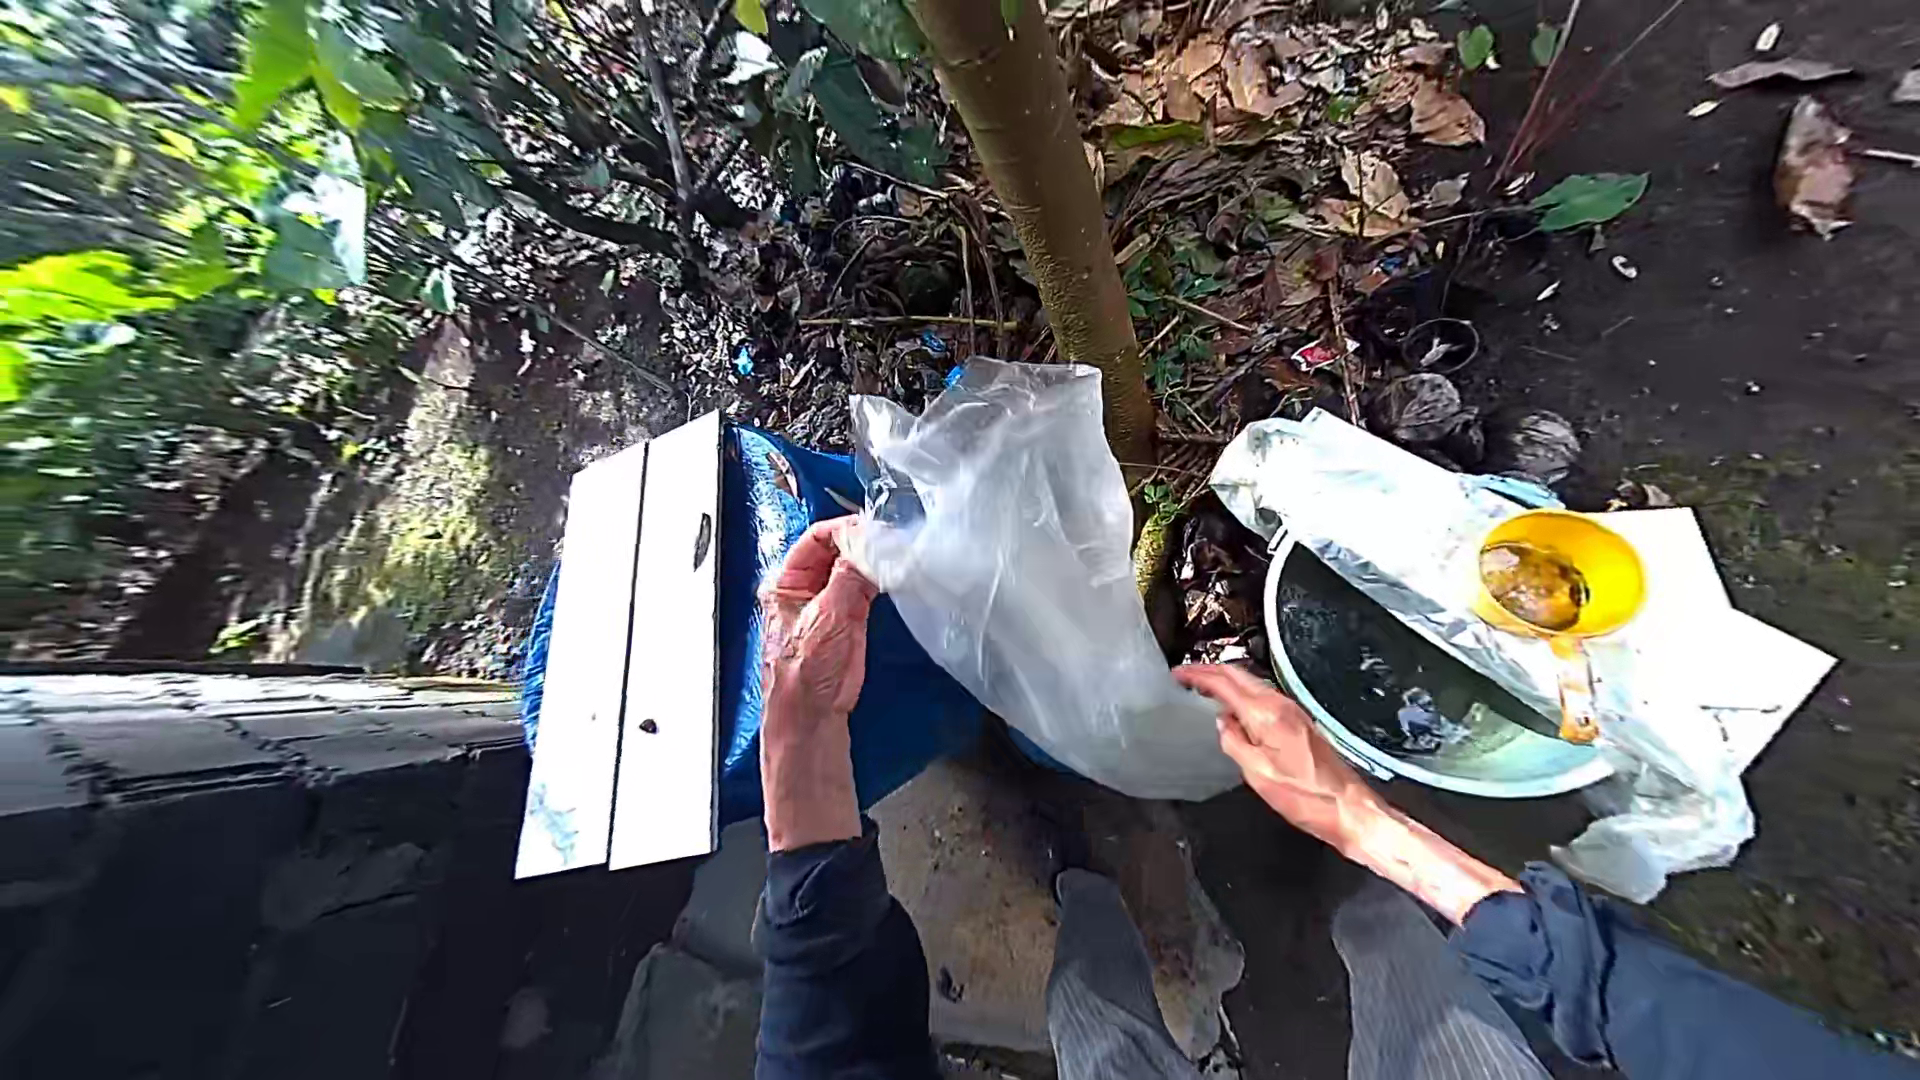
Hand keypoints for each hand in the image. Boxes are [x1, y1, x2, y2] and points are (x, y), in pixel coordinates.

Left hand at [759, 518, 876, 850]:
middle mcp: (804, 588)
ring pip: (852, 565)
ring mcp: (828, 600)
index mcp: (784, 583)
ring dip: (873, 559)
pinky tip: (893, 573)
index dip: (843, 530)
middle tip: (889, 539)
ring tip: (895, 554)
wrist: (813, 718)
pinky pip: (865, 585)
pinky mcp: (848, 615)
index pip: (815, 539)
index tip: (871, 529)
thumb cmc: (803, 677)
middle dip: (862, 542)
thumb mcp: (825, 619)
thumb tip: (867, 546)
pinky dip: (880, 577)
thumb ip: (848, 578)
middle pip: (835, 549)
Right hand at [1175, 663, 1519, 923]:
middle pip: (1238, 673)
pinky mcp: (1299, 720)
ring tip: (1204, 686)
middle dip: (1209, 669)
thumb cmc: (1307, 797)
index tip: (1178, 674)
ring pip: (1251, 681)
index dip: (1197, 675)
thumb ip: (1233, 742)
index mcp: (1266, 714)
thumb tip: (1222, 723)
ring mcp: (1293, 710)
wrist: (1352, 811)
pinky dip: (1240, 691)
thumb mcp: (1256, 773)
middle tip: (1186, 674)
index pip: (1224, 682)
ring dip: (1225, 678)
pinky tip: (1233, 704)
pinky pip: (1262, 694)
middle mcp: (1281, 705)